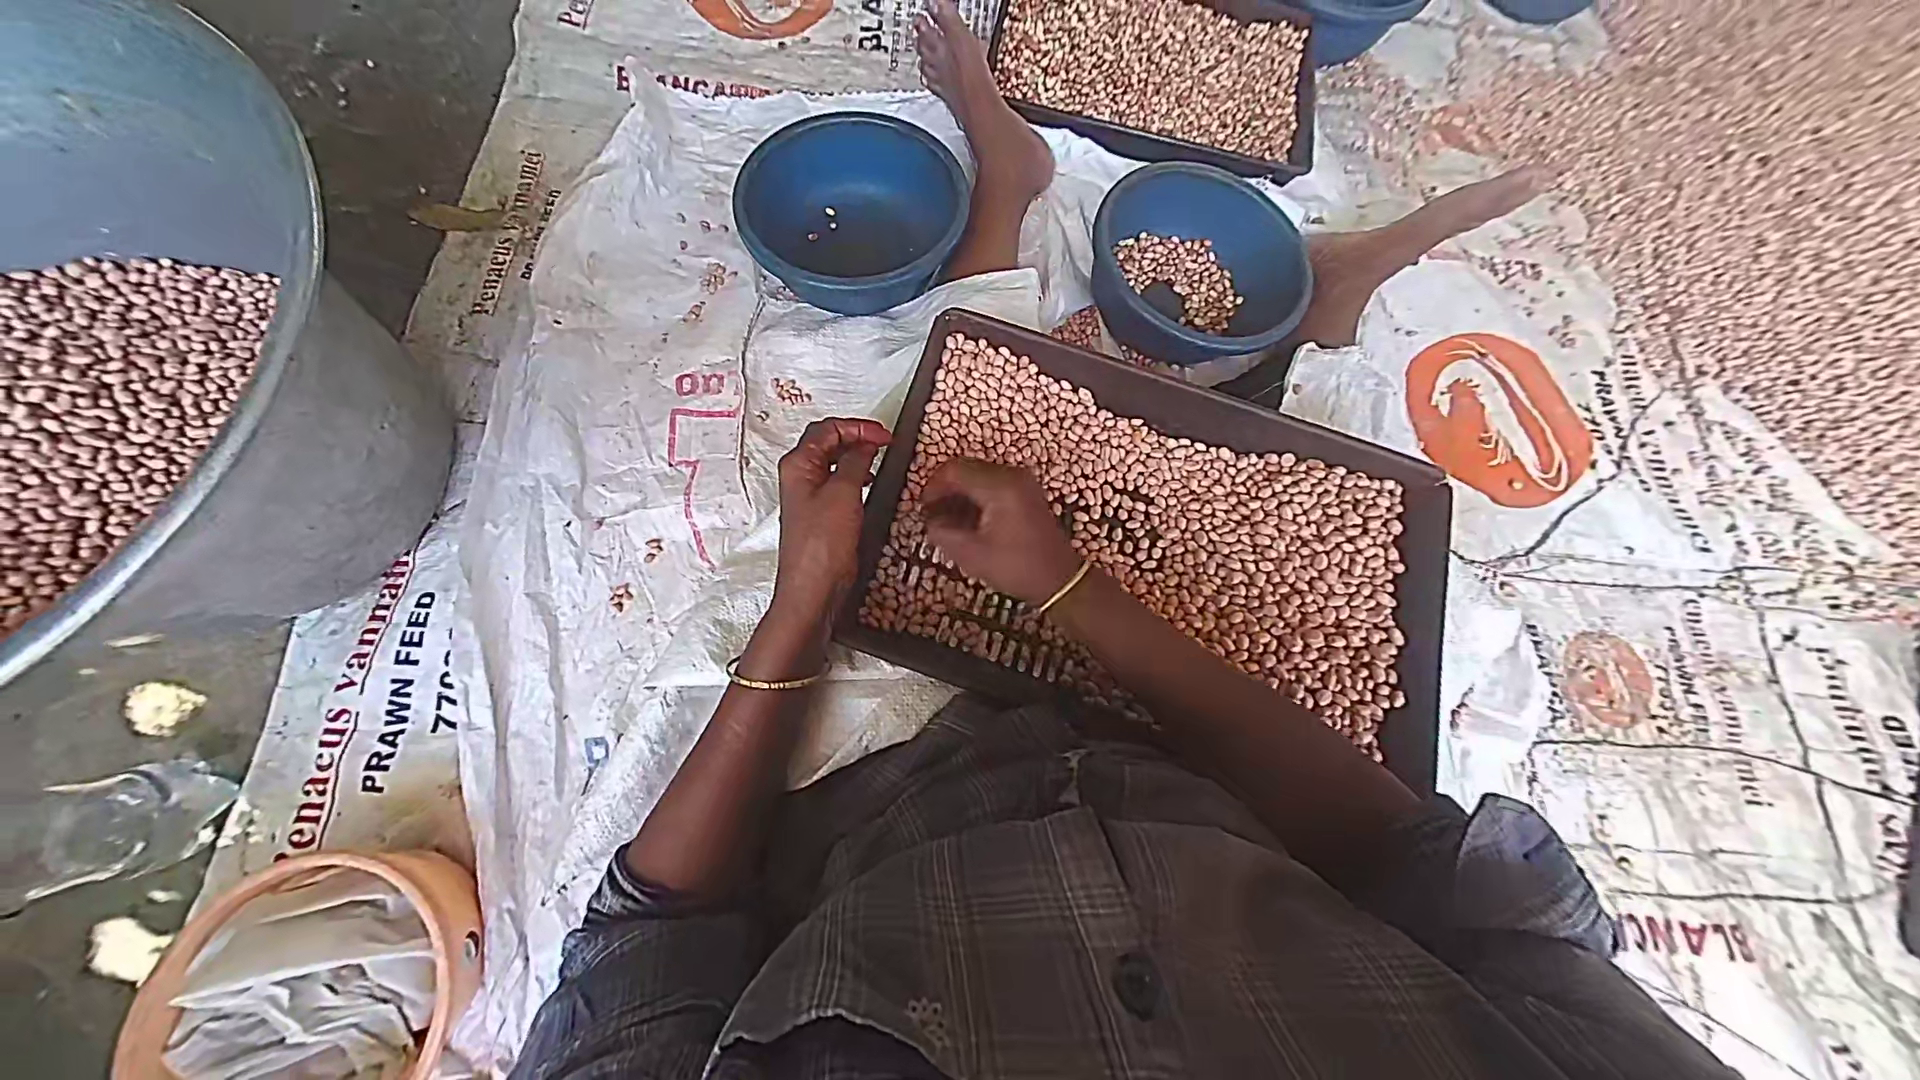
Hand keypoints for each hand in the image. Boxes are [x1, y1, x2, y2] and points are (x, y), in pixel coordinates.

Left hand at [772, 418, 890, 621]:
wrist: (814, 587)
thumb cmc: (821, 545)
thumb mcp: (843, 493)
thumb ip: (855, 462)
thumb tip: (865, 444)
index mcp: (798, 464)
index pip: (827, 429)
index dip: (857, 427)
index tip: (883, 435)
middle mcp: (800, 477)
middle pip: (828, 442)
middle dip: (857, 436)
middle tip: (883, 441)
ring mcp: (811, 495)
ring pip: (835, 462)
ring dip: (857, 455)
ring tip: (880, 457)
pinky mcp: (823, 513)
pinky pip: (840, 483)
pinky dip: (857, 476)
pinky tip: (871, 482)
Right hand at [921, 458, 1082, 604]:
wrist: (1059, 580)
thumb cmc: (1017, 568)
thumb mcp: (972, 554)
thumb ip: (943, 533)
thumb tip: (929, 521)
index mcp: (1000, 486)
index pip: (954, 470)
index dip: (932, 487)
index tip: (923, 509)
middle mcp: (1012, 476)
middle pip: (965, 468)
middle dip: (944, 490)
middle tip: (931, 516)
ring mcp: (1021, 482)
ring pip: (977, 476)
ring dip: (959, 495)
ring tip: (947, 522)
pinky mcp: (1025, 493)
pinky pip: (991, 484)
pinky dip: (975, 498)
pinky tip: (967, 522)